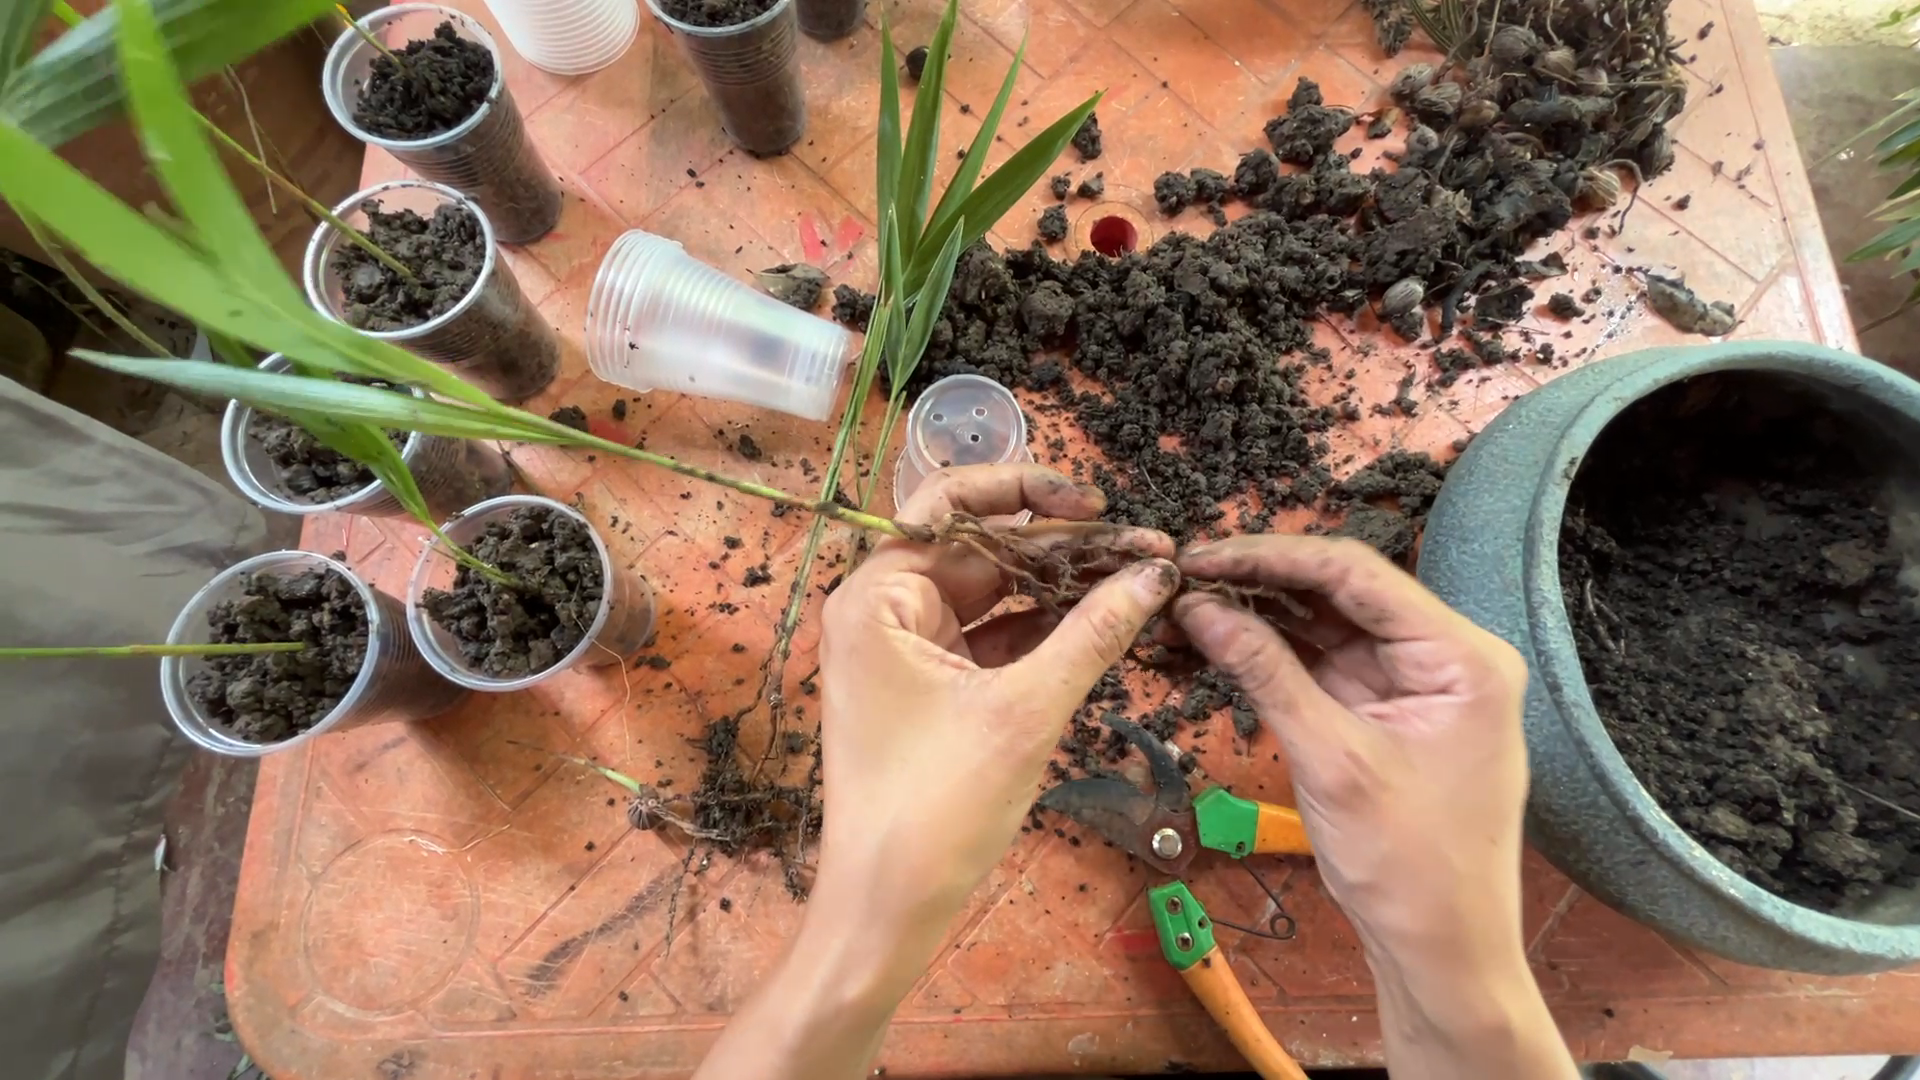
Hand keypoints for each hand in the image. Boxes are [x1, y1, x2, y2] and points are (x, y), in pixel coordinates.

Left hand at [693, 465, 1179, 1079]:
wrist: (888, 910)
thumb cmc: (939, 805)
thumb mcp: (1024, 710)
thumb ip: (1092, 633)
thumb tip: (1157, 574)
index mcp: (879, 593)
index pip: (949, 503)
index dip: (1023, 489)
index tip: (1091, 501)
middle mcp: (886, 606)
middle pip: (981, 549)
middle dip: (1060, 547)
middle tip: (1141, 548)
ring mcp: (909, 645)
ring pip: (993, 593)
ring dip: (1059, 589)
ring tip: (1135, 578)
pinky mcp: (933, 682)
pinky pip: (993, 637)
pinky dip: (1043, 631)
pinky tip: (1103, 620)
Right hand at [1174, 537, 1570, 1079]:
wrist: (1437, 946)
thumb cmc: (1408, 862)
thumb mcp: (1330, 758)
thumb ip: (1264, 671)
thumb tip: (1196, 608)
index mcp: (1459, 656)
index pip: (1356, 574)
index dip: (1272, 557)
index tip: (1203, 557)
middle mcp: (1437, 652)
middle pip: (1334, 589)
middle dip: (1256, 581)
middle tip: (1185, 577)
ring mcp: (1402, 675)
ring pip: (1316, 619)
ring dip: (1252, 612)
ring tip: (1186, 604)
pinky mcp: (1371, 700)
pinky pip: (1309, 657)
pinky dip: (1260, 649)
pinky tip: (1211, 637)